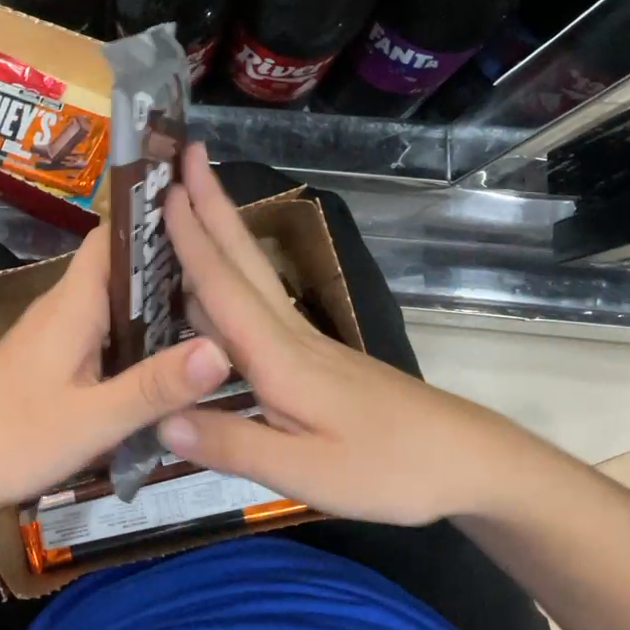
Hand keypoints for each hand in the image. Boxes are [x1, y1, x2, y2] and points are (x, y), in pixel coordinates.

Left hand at [0, 225, 233, 519]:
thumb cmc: (14, 439)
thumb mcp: (95, 420)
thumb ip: (156, 386)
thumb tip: (223, 349)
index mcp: (72, 304)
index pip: (113, 236)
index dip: (154, 220)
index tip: (208, 220)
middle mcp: (61, 308)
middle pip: (118, 269)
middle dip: (168, 269)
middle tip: (230, 282)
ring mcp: (50, 334)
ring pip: (110, 303)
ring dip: (152, 306)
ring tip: (213, 315)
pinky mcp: (46, 361)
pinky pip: (98, 332)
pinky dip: (132, 336)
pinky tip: (162, 360)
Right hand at [157, 145, 540, 525]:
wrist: (471, 463)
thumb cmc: (393, 469)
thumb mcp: (307, 473)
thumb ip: (232, 445)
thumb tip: (158, 418)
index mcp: (280, 357)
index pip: (223, 286)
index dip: (191, 238)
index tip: (166, 187)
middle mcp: (289, 336)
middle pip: (243, 259)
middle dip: (212, 205)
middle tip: (185, 156)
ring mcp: (306, 344)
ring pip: (251, 278)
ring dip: (218, 235)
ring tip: (184, 206)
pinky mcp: (316, 360)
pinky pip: (257, 308)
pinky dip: (228, 283)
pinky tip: (209, 297)